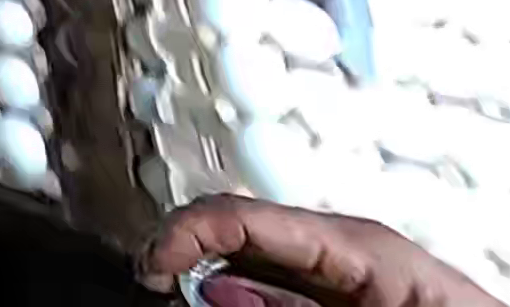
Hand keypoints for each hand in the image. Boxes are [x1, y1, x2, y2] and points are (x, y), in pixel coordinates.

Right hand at [139, 196, 501, 306]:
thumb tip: (214, 290)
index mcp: (357, 243)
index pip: (237, 212)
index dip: (182, 231)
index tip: (152, 266)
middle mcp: (344, 243)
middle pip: (235, 223)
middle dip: (187, 246)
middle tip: (154, 280)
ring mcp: (346, 267)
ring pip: (248, 249)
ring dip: (206, 267)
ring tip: (177, 286)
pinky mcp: (347, 291)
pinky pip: (275, 277)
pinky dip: (238, 286)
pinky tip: (221, 298)